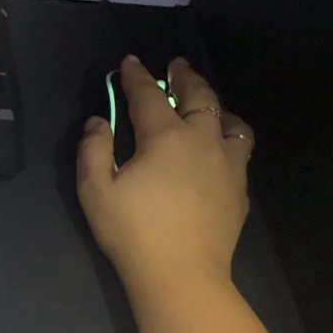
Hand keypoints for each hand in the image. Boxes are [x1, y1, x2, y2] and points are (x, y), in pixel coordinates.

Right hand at [78, 56, 255, 298]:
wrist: (180, 270)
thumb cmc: (130, 230)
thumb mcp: (95, 191)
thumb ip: (93, 150)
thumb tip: (97, 121)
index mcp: (164, 138)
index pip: (149, 96)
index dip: (137, 77)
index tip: (130, 62)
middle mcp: (202, 140)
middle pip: (198, 97)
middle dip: (184, 77)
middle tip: (176, 64)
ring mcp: (227, 161)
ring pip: (228, 118)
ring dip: (214, 103)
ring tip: (205, 102)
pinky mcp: (238, 184)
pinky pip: (239, 145)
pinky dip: (228, 131)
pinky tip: (220, 140)